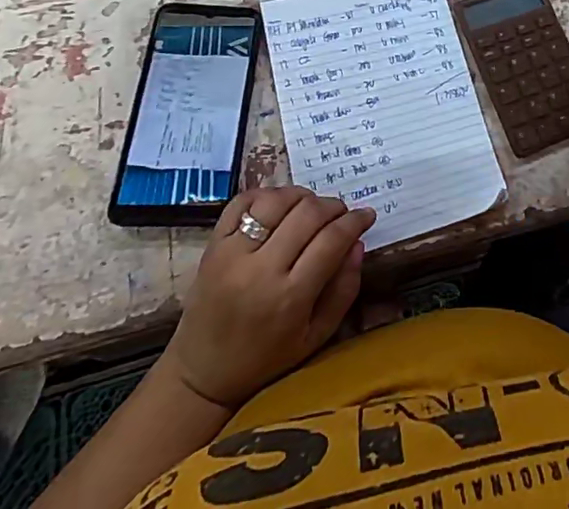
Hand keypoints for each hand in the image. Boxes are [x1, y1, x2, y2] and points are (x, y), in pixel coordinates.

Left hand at [160, 186, 374, 407]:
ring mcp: (231, 253)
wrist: (202, 373)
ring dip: (302, 196)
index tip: (366, 216)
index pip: (332, 240)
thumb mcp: (316, 336)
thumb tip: (358, 244)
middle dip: (333, 206)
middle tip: (342, 213)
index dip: (355, 221)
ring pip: (276, 200)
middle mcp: (260, 269)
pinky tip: (280, 205)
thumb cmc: (266, 360)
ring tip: (312, 208)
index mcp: (290, 297)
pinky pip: (242, 201)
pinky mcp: (212, 244)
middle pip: (307, 213)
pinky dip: (266, 194)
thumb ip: (344, 290)